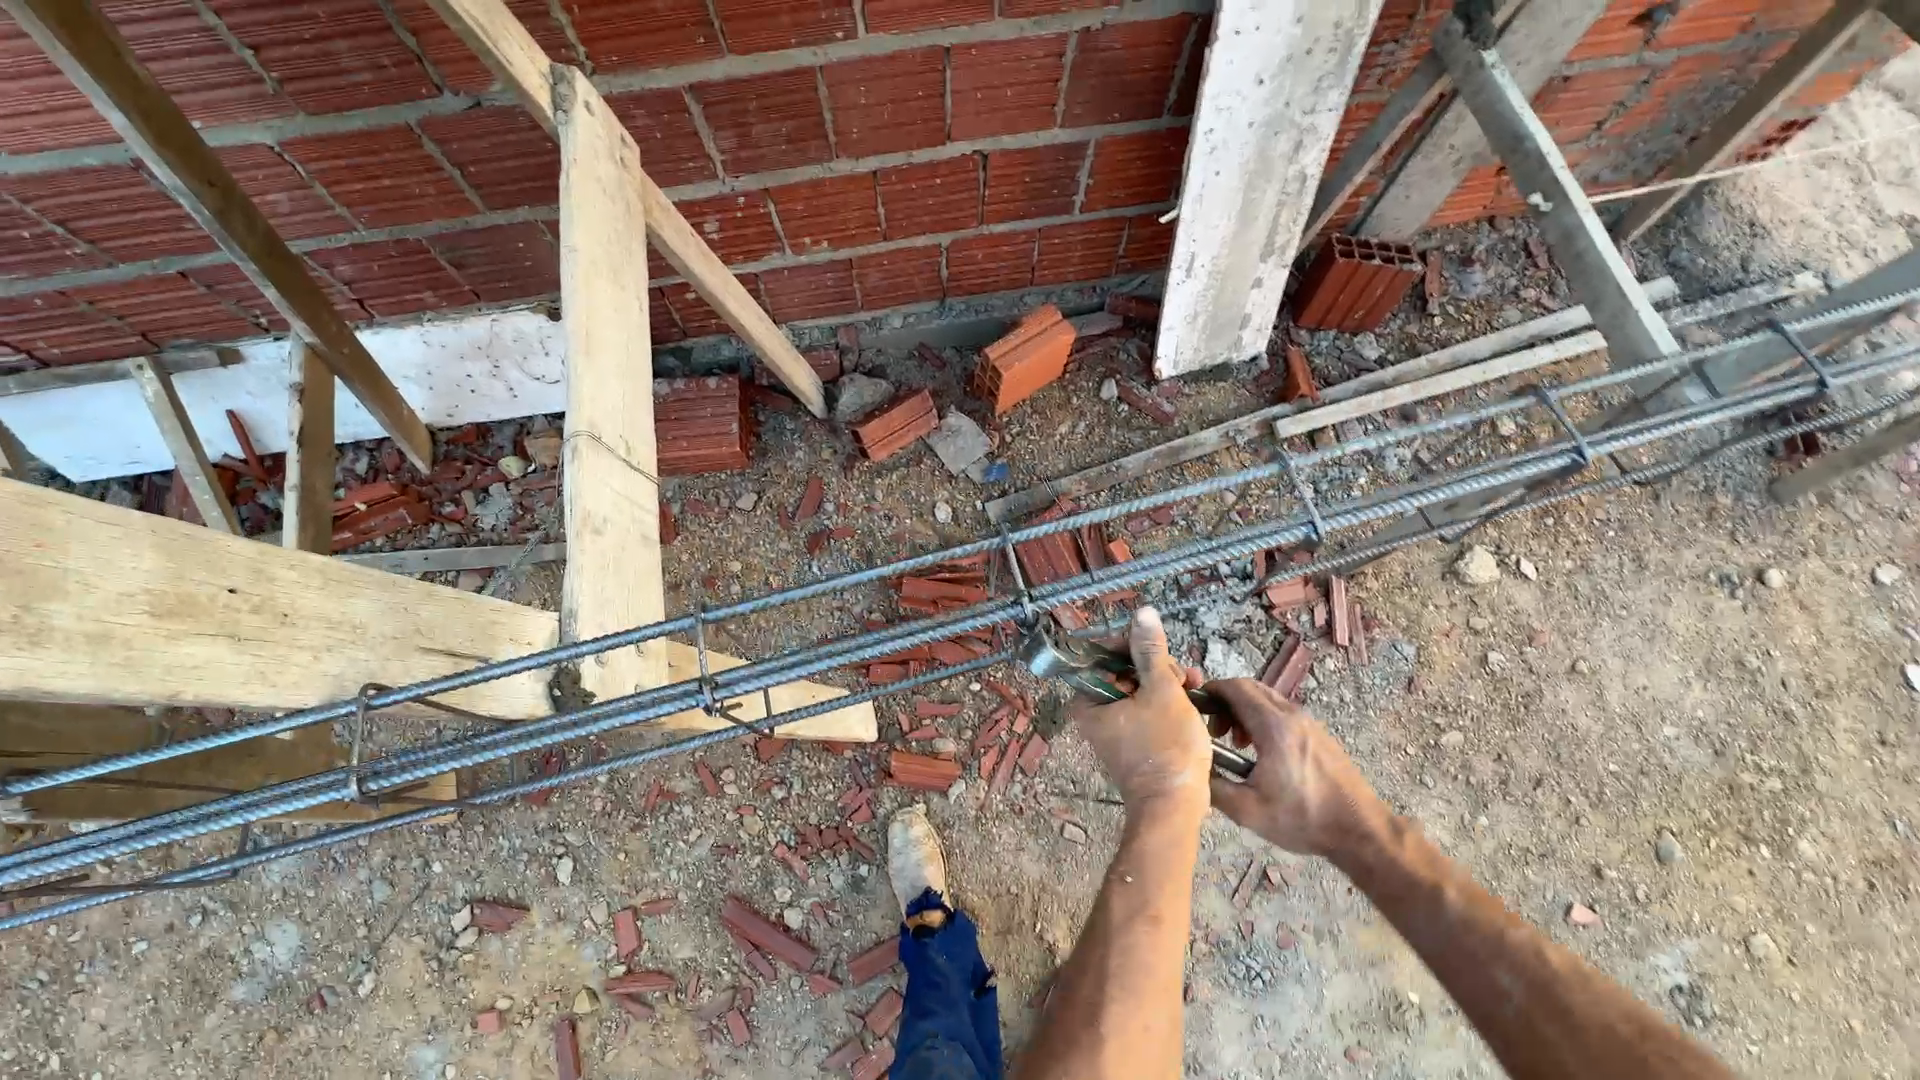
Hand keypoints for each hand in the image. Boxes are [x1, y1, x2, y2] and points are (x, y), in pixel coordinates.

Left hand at [1066, 607, 1211, 814]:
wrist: (1175, 808)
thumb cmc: (1166, 748)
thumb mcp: (1163, 691)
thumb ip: (1152, 651)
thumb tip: (1143, 613)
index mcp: (1087, 700)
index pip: (1103, 654)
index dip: (1133, 644)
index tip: (1160, 647)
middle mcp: (1093, 712)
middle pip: (1124, 669)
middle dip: (1157, 666)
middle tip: (1183, 675)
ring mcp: (1113, 727)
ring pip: (1140, 687)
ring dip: (1167, 682)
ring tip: (1194, 686)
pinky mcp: (1133, 739)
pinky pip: (1147, 707)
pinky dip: (1167, 701)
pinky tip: (1192, 700)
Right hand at [1204, 680, 1388, 858]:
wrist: (1360, 830)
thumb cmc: (1303, 819)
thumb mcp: (1248, 810)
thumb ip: (1213, 787)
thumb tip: (1192, 770)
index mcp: (1274, 727)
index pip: (1235, 688)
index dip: (1211, 691)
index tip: (1196, 708)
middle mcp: (1292, 715)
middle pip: (1251, 688)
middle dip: (1226, 701)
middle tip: (1215, 730)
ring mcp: (1309, 723)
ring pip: (1267, 699)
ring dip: (1245, 711)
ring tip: (1237, 743)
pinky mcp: (1319, 735)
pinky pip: (1282, 712)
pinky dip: (1263, 720)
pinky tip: (1262, 753)